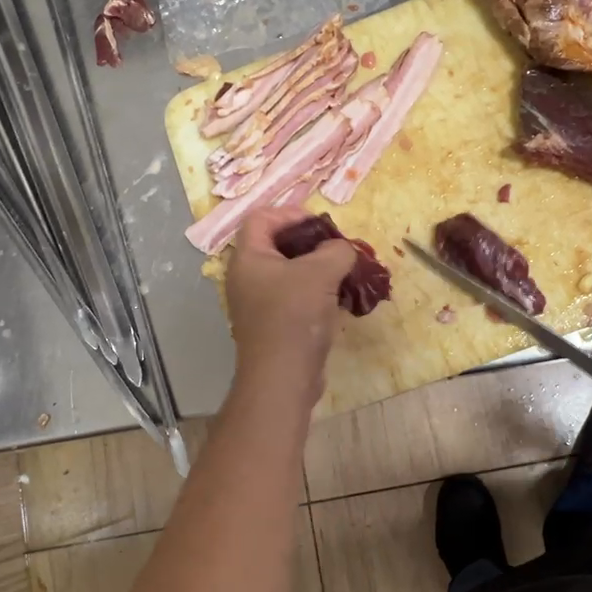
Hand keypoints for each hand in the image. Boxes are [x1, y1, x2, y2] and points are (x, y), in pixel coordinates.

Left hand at [225, 207, 354, 387]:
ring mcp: (259, 302)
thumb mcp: (320, 273)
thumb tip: (343, 249)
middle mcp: (248, 277)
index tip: (321, 226)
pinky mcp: (274, 324)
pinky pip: (295, 296)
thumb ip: (336, 250)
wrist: (283, 378)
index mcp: (248, 258)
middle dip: (310, 241)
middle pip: (276, 244)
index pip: (262, 218)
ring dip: (317, 268)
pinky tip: (339, 299)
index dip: (291, 213)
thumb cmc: (294, 318)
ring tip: (344, 272)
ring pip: (289, 272)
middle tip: (337, 248)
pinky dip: (316, 292)